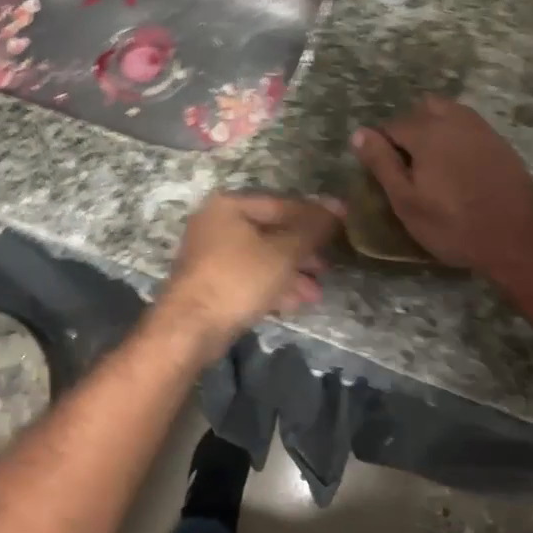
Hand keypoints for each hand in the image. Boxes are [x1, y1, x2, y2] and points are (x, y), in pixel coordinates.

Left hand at [155, 193, 339, 352]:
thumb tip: (338, 205)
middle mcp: (217, 223)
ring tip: (316, 292)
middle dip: (303, 251)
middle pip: (271, 231)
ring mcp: (211, 254)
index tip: (342, 225)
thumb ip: (311, 229)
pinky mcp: (211, 282)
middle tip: (328, 266)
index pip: (282, 204)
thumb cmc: (238, 280)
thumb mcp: (282, 253)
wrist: (189, 329)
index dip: (314, 215)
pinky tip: (295, 303)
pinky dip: (272, 286)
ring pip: (261, 257)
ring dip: (291, 273)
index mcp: (230, 206)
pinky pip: (249, 276)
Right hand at [352, 96, 532, 271]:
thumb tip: (359, 133)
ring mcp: (481, 128)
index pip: (392, 125)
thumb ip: (382, 163)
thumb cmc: (453, 225)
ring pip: (448, 112)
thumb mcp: (407, 201)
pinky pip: (469, 126)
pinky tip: (459, 167)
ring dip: (435, 128)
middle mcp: (454, 120)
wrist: (517, 238)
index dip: (382, 147)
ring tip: (433, 164)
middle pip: (422, 110)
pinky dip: (457, 136)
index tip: (386, 173)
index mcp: (426, 132)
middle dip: (409, 130)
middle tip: (409, 167)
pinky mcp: (500, 142)